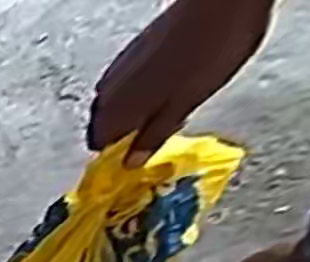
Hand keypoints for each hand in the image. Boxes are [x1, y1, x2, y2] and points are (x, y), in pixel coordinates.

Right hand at [88, 0, 272, 165]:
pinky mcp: (131, 50)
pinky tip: (172, 73)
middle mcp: (103, 97)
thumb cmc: (209, 53)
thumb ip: (152, 138)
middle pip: (107, 125)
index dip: (121, 152)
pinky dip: (143, 84)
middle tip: (163, 122)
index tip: (143, 151)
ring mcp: (115, 71)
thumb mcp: (185, 105)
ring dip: (137, 105)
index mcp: (111, 116)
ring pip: (118, 101)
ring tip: (172, 95)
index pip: (100, 149)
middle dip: (129, 128)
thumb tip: (131, 163)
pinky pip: (128, 80)